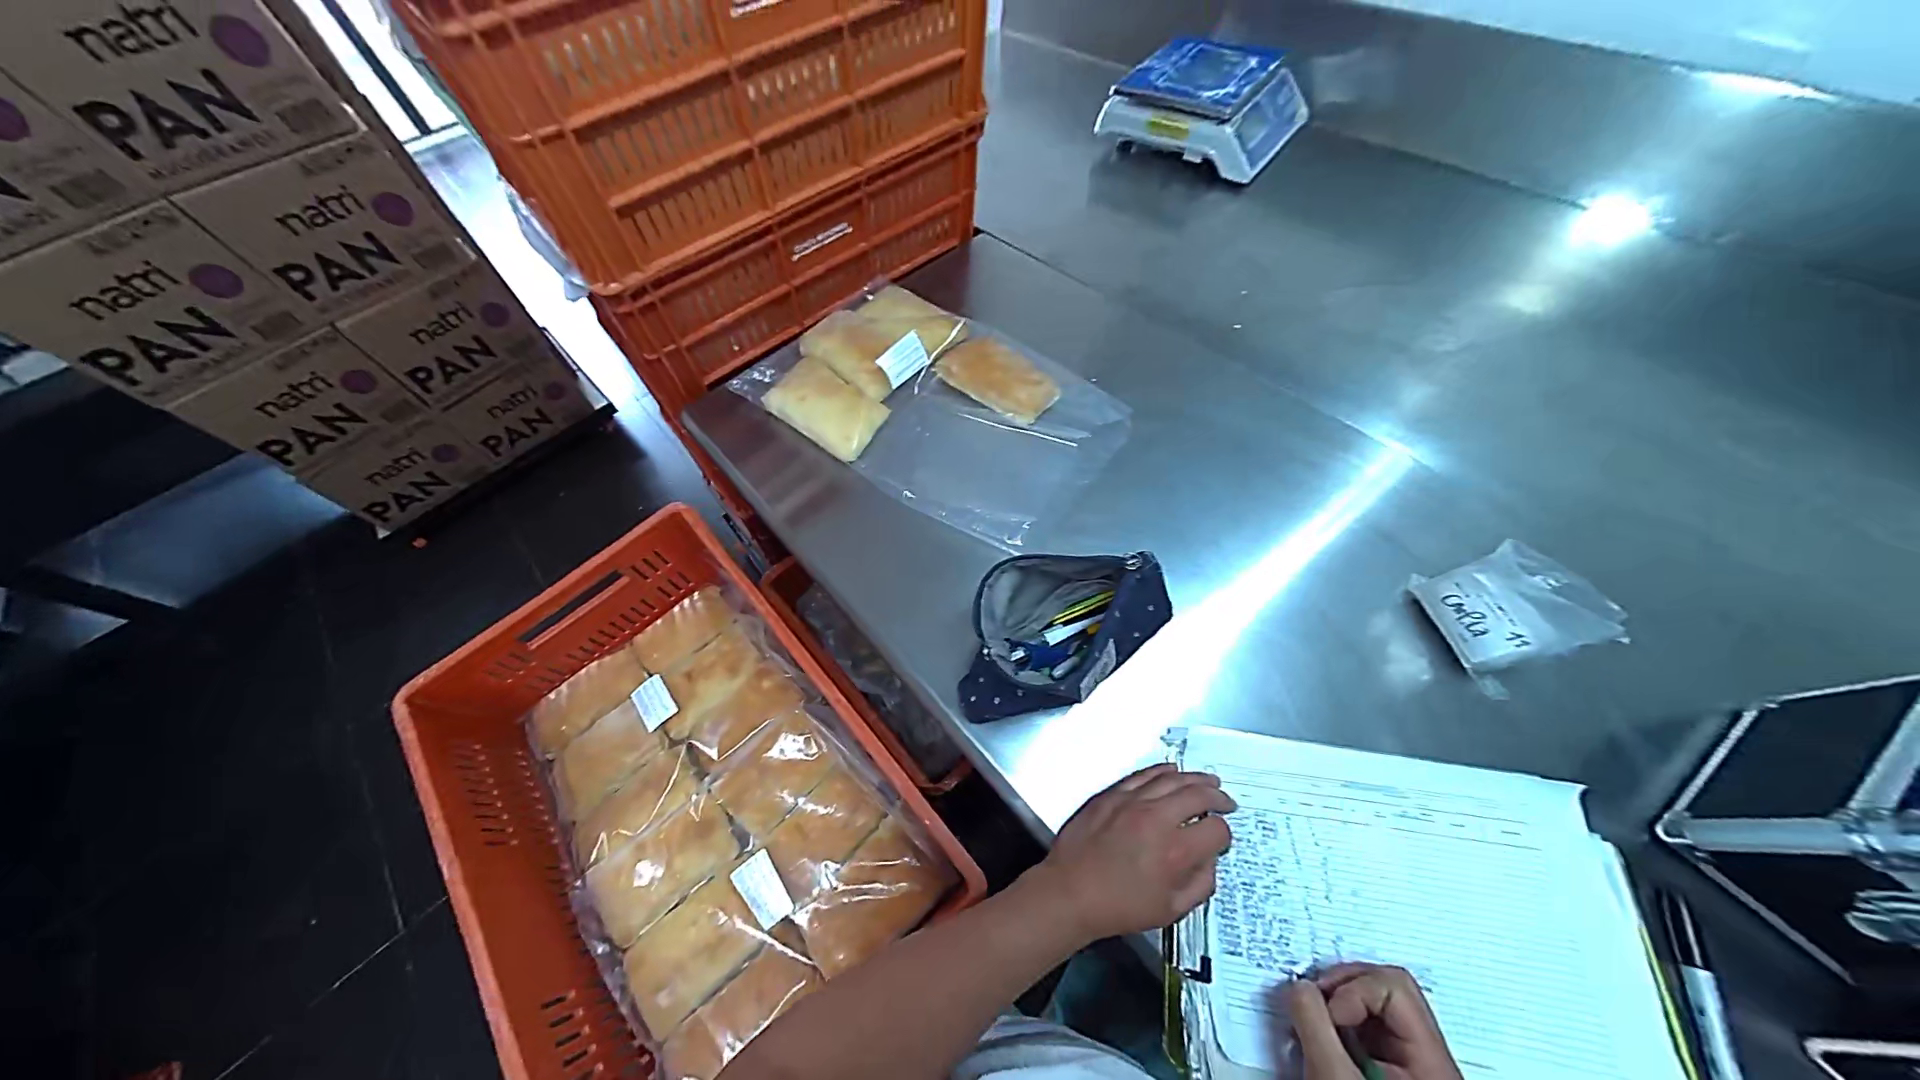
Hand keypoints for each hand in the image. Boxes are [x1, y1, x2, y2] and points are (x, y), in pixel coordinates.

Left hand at [1023, 764, 1233, 942]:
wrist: (1071, 891)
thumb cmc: (1119, 906)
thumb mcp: (1172, 909)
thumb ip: (1201, 883)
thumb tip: (1209, 859)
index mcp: (1176, 851)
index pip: (1216, 829)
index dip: (1224, 835)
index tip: (1219, 840)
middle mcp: (1156, 818)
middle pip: (1198, 795)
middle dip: (1218, 798)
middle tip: (1226, 802)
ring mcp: (1131, 801)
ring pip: (1171, 778)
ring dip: (1194, 779)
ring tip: (1208, 782)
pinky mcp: (1111, 794)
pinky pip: (1142, 775)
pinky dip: (1161, 771)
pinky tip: (1171, 772)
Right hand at [1283, 964, 1463, 1079]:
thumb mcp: (1332, 1078)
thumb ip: (1312, 1022)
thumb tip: (1299, 986)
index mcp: (1431, 1062)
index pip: (1392, 986)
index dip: (1351, 990)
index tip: (1327, 1016)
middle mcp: (1427, 1059)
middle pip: (1386, 986)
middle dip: (1340, 988)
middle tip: (1313, 1005)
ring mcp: (1409, 1066)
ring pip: (1372, 1004)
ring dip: (1334, 1005)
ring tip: (1313, 1028)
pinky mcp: (1388, 1072)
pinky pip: (1362, 1026)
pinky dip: (1334, 1024)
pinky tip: (1319, 1043)